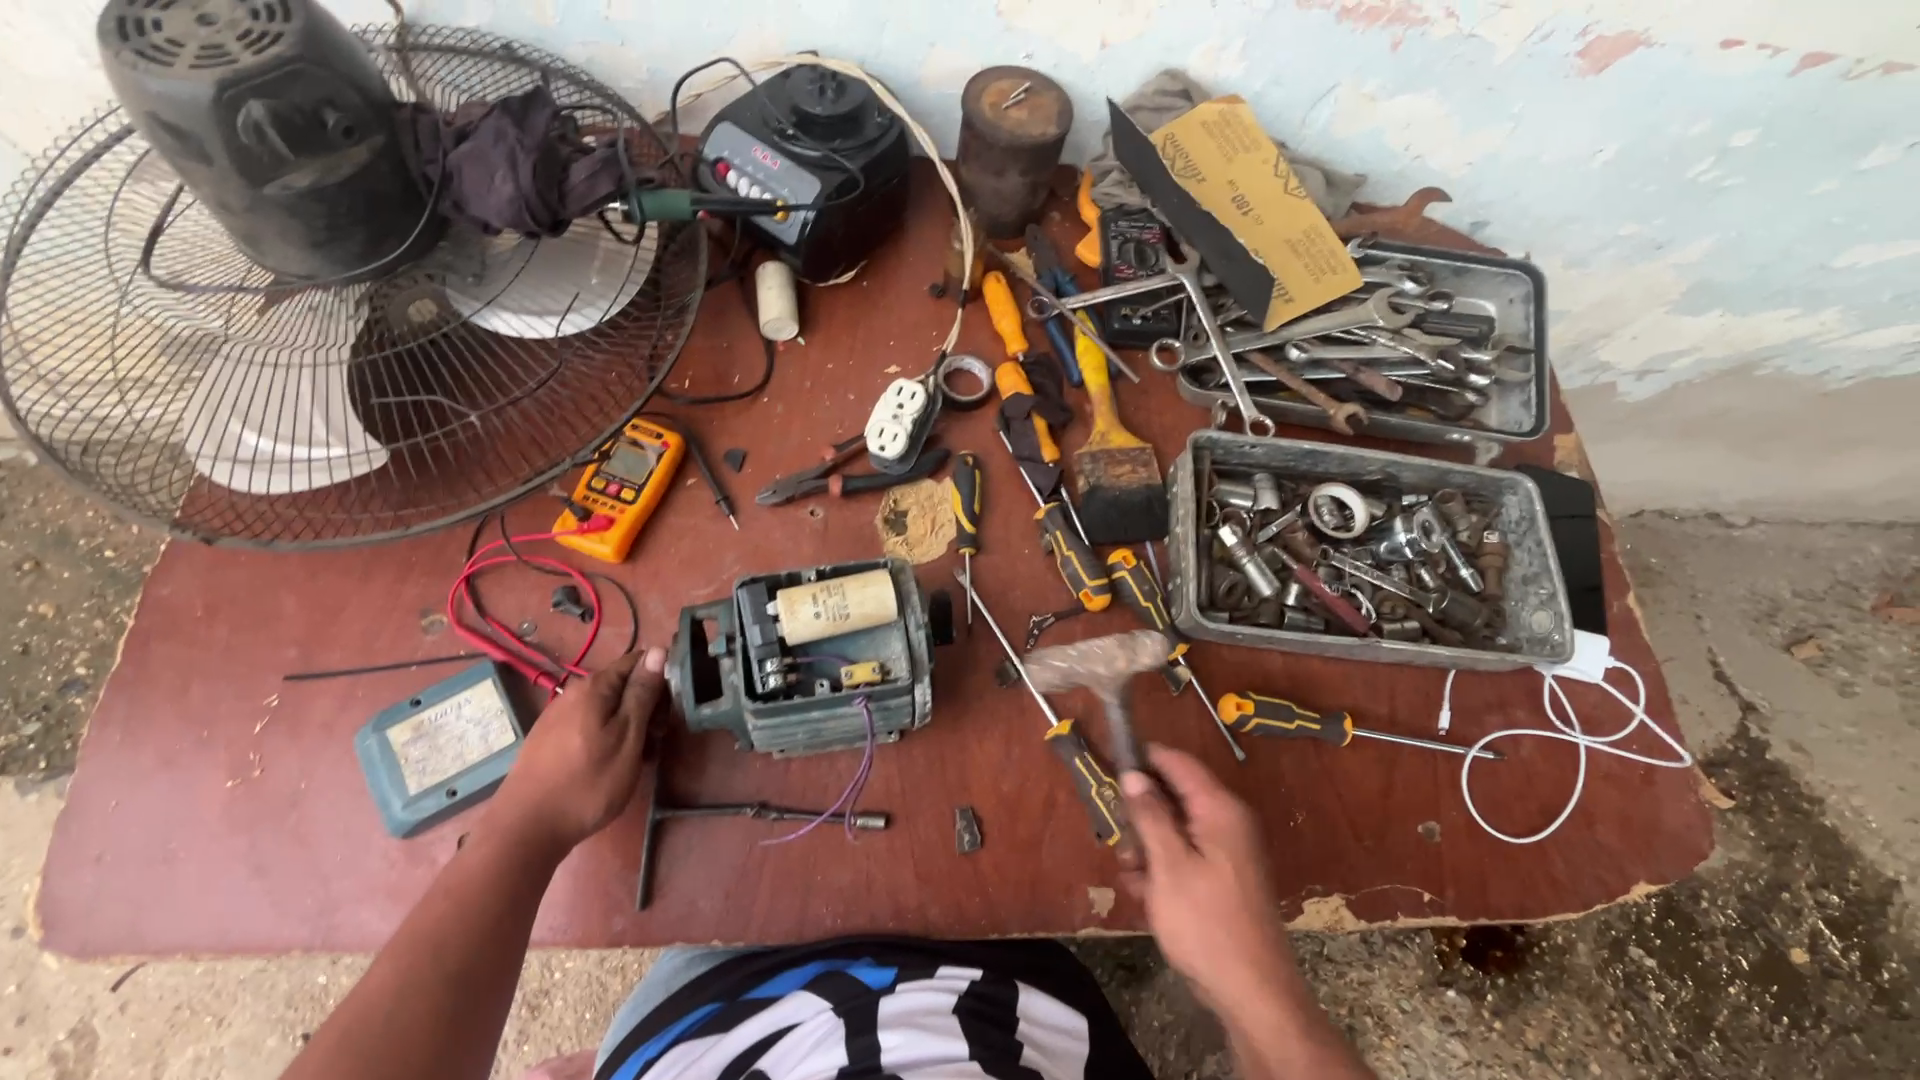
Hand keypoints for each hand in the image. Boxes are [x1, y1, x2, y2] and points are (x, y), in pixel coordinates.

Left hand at [489, 648, 665, 856]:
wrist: (527, 829)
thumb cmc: (588, 783)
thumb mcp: (628, 737)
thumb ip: (643, 693)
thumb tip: (658, 650)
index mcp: (594, 687)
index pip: (638, 661)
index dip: (661, 680)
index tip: (671, 710)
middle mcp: (573, 693)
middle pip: (623, 685)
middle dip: (646, 706)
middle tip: (657, 740)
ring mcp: (558, 716)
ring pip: (607, 708)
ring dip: (629, 725)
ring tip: (638, 758)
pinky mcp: (550, 739)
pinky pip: (590, 725)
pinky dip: (608, 737)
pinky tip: (611, 765)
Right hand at [1121, 743, 1294, 1017]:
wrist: (1251, 990)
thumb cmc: (1205, 922)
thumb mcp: (1168, 865)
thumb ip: (1150, 815)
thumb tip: (1134, 774)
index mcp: (1219, 809)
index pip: (1178, 762)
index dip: (1144, 760)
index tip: (1110, 768)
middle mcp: (1227, 822)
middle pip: (1174, 796)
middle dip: (1141, 815)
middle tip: (1119, 840)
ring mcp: (1226, 851)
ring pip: (1174, 829)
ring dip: (1147, 846)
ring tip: (1132, 876)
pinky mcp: (1221, 878)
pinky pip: (1184, 856)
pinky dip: (1162, 868)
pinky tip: (1146, 895)